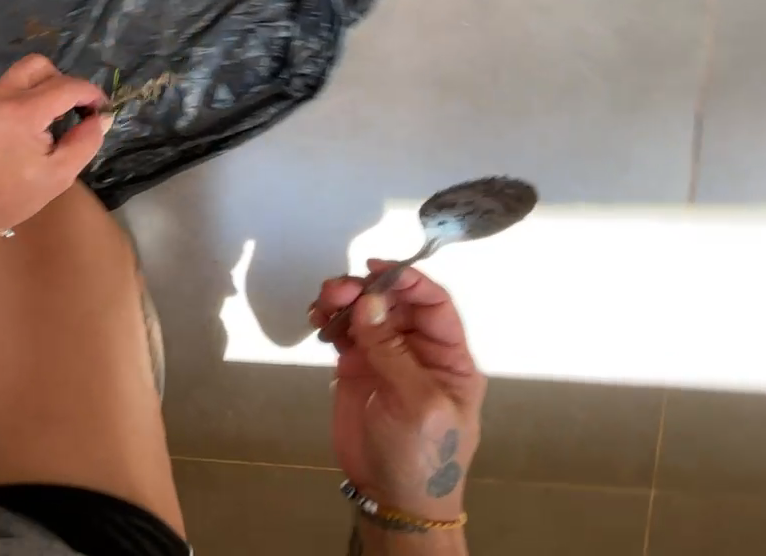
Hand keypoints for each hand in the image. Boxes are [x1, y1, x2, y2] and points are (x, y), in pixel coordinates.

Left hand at [0, 55, 109, 230]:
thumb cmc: (15, 195)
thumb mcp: (60, 174)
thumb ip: (86, 140)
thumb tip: (101, 116)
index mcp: (22, 112)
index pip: (66, 86)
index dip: (89, 92)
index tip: (100, 106)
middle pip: (39, 66)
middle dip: (61, 81)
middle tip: (71, 108)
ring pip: (19, 74)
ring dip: (38, 89)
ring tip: (46, 120)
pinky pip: (1, 88)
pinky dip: (18, 98)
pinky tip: (20, 126)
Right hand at [309, 261, 486, 520]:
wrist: (391, 496)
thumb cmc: (422, 455)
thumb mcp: (418, 405)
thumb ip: (392, 352)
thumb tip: (367, 302)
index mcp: (448, 358)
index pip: (433, 304)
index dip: (408, 280)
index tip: (373, 268)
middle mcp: (416, 349)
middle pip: (391, 301)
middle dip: (364, 289)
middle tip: (335, 293)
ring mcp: (384, 356)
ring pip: (363, 309)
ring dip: (342, 299)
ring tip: (321, 307)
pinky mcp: (355, 365)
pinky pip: (343, 328)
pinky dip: (328, 317)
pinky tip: (317, 320)